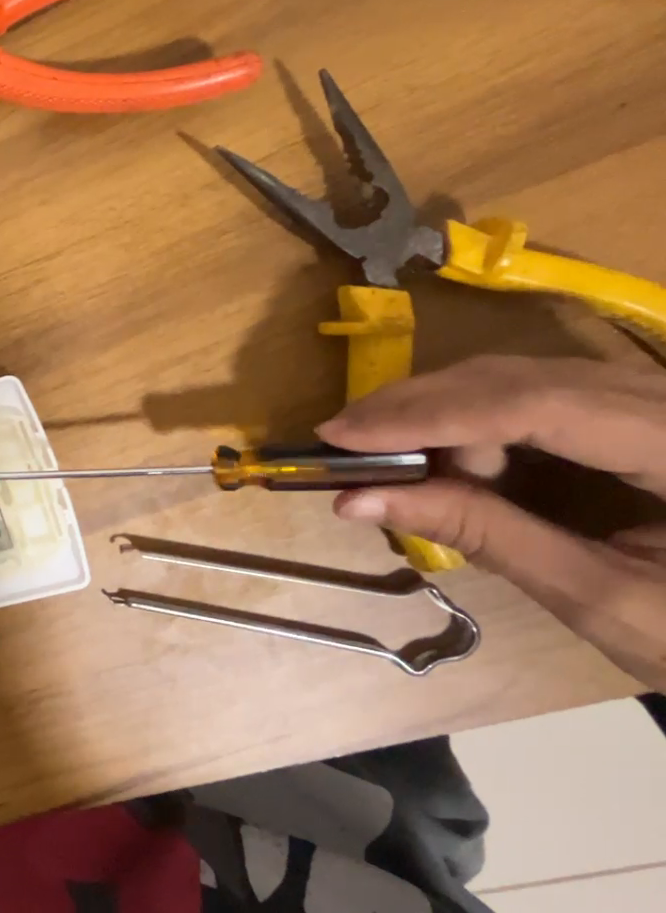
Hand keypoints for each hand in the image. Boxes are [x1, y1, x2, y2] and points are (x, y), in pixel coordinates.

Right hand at [317, 355, 665, 690]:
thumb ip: (484, 536)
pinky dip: (479, 417)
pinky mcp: (653, 413)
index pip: (543, 404)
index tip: (340, 435)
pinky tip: (449, 452)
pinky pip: (549, 393)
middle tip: (342, 439)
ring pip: (532, 375)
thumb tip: (353, 500)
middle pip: (530, 375)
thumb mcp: (605, 599)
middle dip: (423, 405)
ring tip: (387, 452)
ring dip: (444, 409)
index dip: (432, 413)